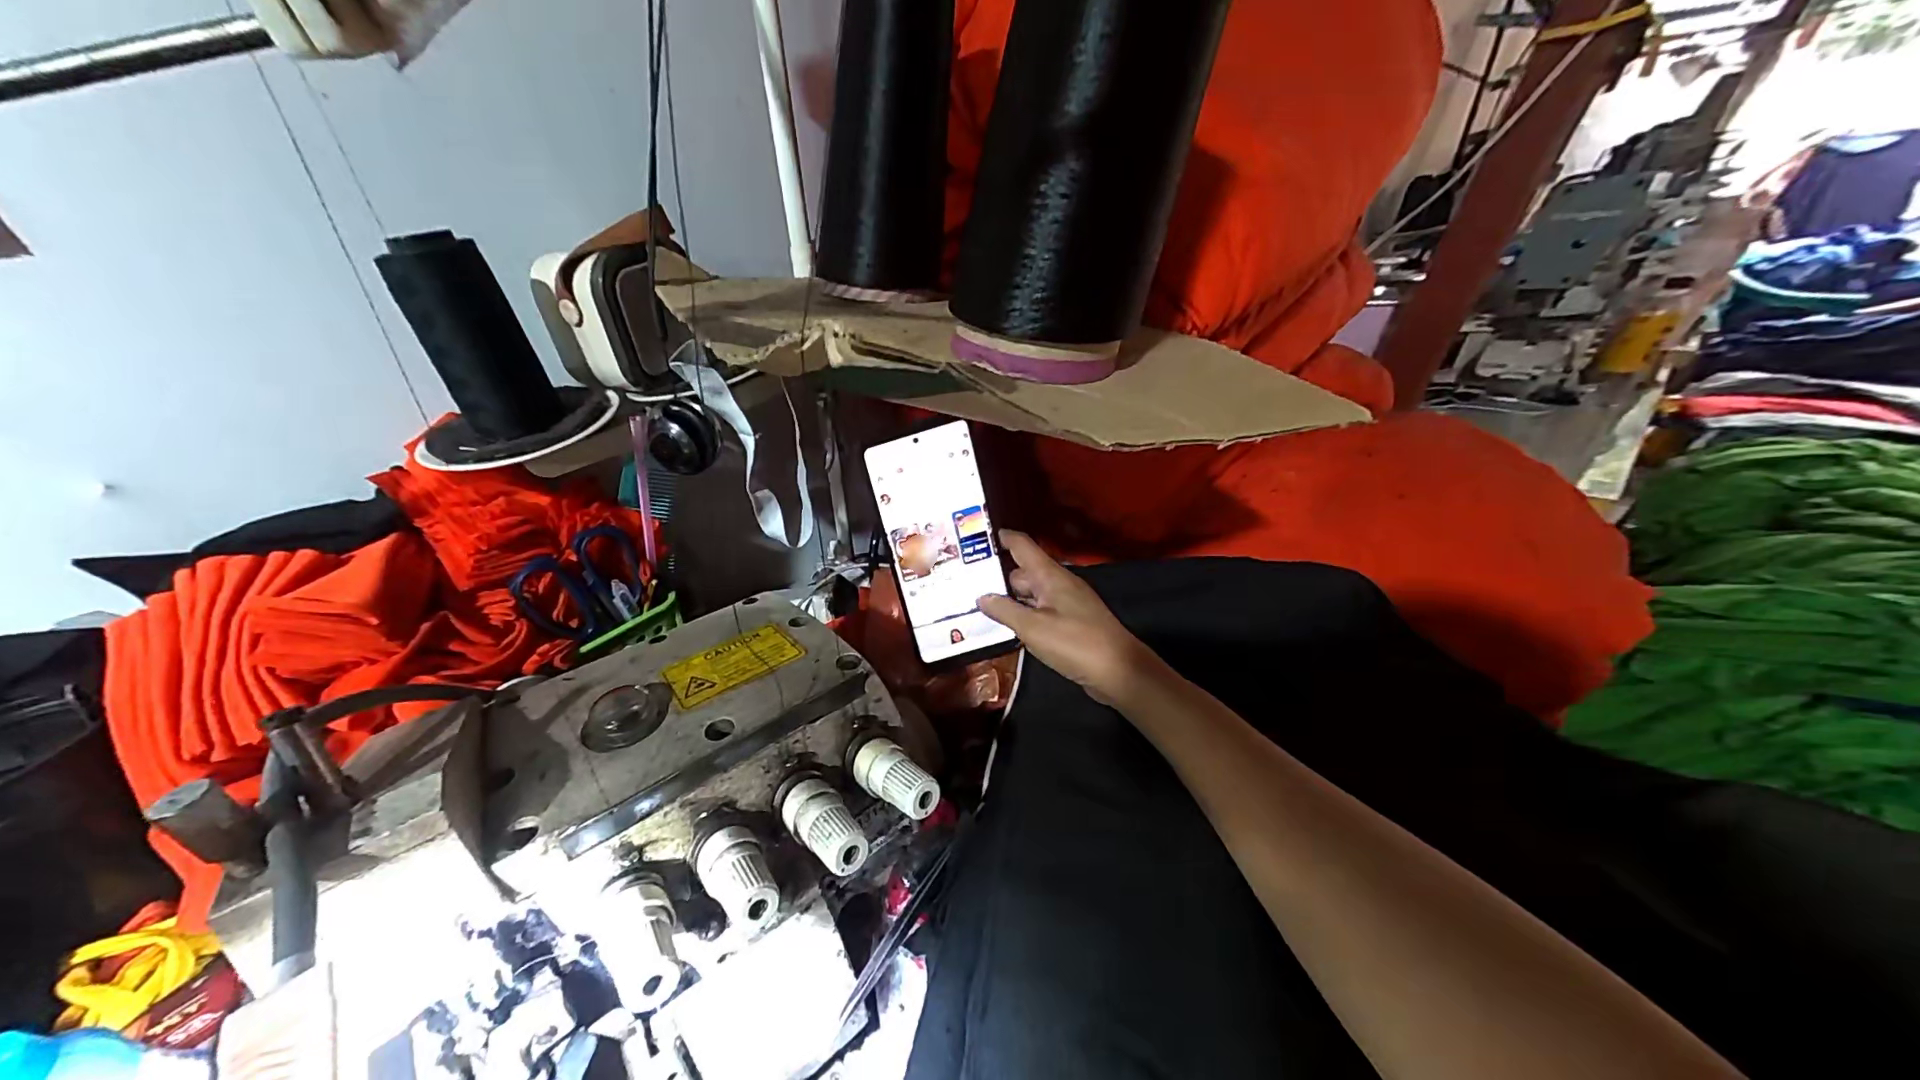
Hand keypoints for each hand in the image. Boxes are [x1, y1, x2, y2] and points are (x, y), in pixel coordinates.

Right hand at [977, 531, 1159, 705]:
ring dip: (1010, 599)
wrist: (1119, 671)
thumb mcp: (1033, 628)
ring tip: (980, 607)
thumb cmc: (1075, 643)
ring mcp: (1068, 603)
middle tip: (968, 584)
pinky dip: (1025, 615)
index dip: (1002, 538)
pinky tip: (1009, 627)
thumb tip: (982, 596)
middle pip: (1024, 572)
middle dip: (998, 576)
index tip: (977, 537)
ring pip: (1032, 594)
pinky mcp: (1072, 623)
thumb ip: (1005, 611)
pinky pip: (1042, 611)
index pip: (1023, 545)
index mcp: (1051, 575)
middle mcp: (1059, 584)